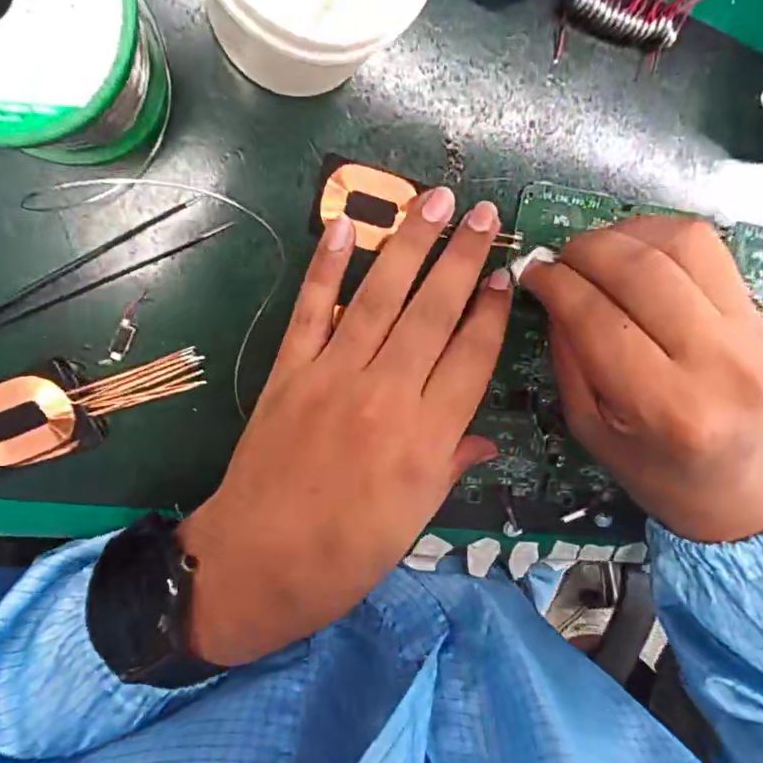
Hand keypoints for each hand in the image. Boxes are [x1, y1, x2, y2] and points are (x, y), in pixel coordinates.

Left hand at [180, 188, 512, 665]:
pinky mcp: (287, 374)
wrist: (256, 562)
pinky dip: (325, 268)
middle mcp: (384, 395)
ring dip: (408, 244)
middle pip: (433, 314)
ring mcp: (331, 377)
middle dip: (462, 259)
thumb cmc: (343, 557)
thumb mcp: (412, 522)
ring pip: (378, 299)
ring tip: (434, 200)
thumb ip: (448, 466)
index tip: (506, 273)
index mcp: (425, 439)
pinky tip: (342, 227)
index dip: (492, 312)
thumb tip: (485, 438)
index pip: (471, 358)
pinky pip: (309, 311)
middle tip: (484, 214)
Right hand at [519, 216, 762, 542]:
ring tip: (595, 251)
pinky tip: (633, 249)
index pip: (596, 317)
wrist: (731, 486)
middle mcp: (714, 361)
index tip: (531, 272)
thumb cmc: (649, 466)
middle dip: (585, 251)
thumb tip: (550, 289)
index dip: (555, 284)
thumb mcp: (586, 424)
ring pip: (681, 244)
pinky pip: (709, 247)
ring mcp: (746, 331)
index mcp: (663, 405)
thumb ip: (568, 354)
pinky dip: (661, 234)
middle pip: (641, 271)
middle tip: (558, 258)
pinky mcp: (758, 312)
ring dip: (624, 235)